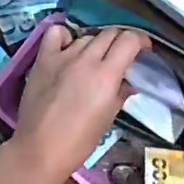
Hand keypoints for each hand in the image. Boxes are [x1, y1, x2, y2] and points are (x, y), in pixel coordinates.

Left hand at [8, 25, 147, 183]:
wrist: (39, 150)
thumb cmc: (79, 141)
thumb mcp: (108, 118)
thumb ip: (121, 93)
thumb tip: (128, 82)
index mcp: (106, 75)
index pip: (129, 40)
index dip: (140, 40)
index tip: (143, 48)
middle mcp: (86, 60)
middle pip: (110, 33)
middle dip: (121, 40)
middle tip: (121, 54)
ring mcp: (62, 57)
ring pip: (87, 36)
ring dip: (96, 44)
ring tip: (94, 59)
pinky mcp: (43, 59)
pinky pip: (56, 34)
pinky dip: (66, 36)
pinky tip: (68, 47)